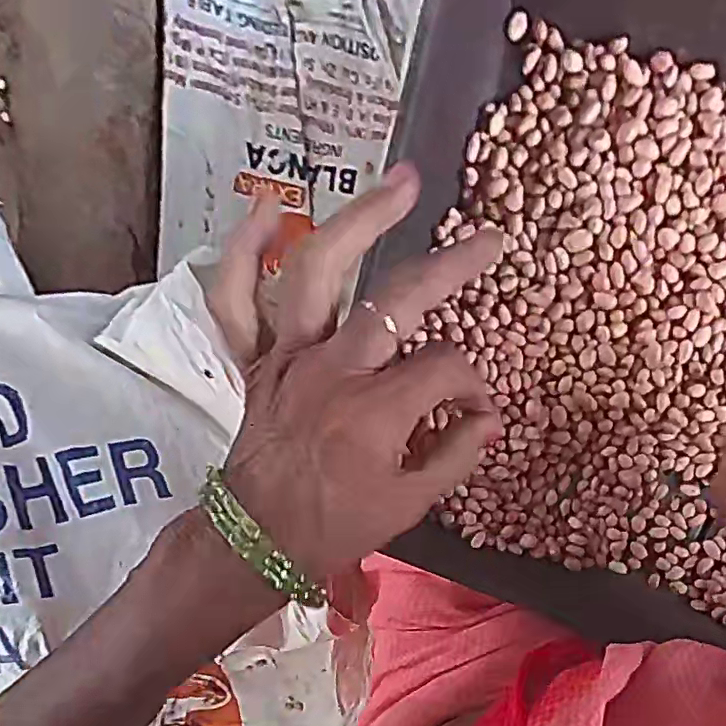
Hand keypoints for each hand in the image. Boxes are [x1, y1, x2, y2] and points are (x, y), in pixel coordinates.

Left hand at [206, 163, 504, 578]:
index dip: (473, 388)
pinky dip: (245, 249)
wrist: (257, 541)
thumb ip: (457, 455)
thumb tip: (490, 419)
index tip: (477, 412)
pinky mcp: (255, 360)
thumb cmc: (337, 525)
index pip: (447, 372)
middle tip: (488, 240)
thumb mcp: (411, 503)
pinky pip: (236, 297)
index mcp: (377, 412)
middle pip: (399, 298)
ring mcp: (287, 357)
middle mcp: (333, 370)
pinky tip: (270, 211)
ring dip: (361, 219)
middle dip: (453, 267)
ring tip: (400, 184)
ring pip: (320, 270)